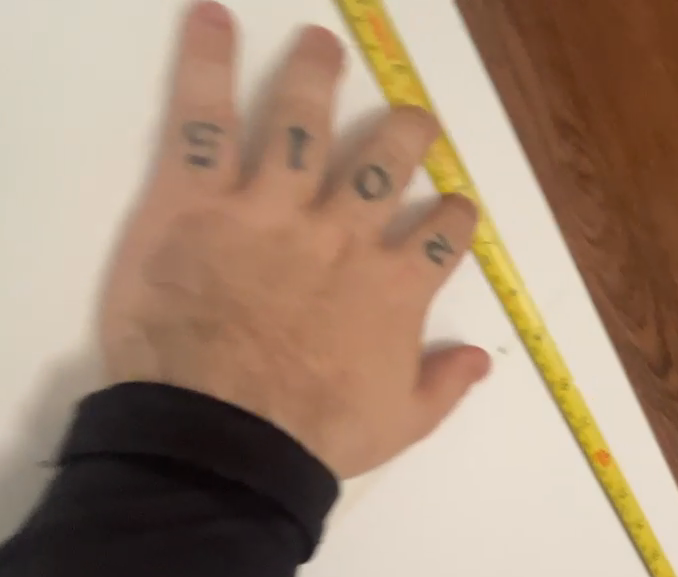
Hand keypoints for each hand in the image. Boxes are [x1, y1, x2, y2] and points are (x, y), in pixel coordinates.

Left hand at [98, 2, 490, 477]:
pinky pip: (201, 123)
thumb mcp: (404, 423)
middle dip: (407, 135)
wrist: (228, 433)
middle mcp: (343, 235)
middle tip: (416, 117)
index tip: (457, 208)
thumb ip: (445, 386)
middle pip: (384, 165)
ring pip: (300, 125)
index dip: (455, 217)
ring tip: (321, 44)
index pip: (442, 235)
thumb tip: (481, 360)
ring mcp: (271, 209)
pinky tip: (212, 20)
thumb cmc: (319, 434)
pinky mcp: (197, 201)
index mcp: (395, 290)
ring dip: (316, 78)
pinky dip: (204, 66)